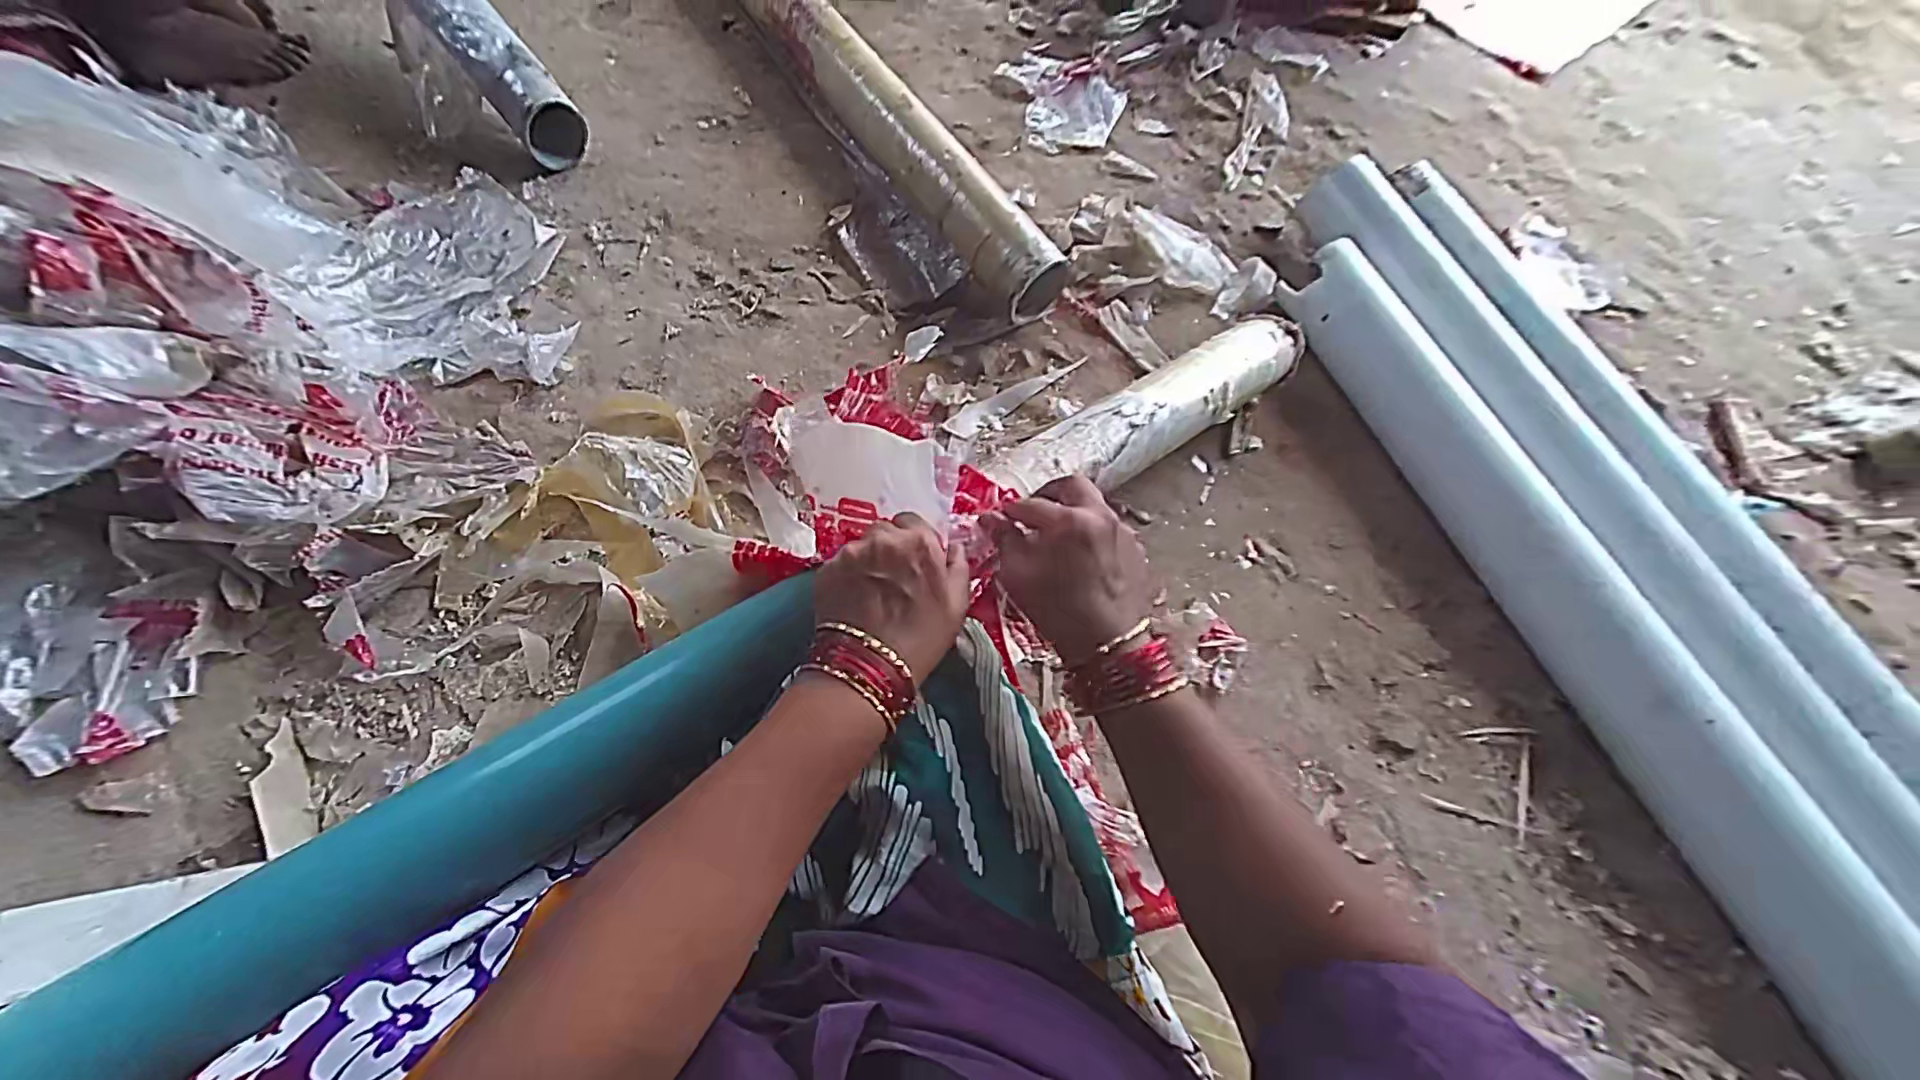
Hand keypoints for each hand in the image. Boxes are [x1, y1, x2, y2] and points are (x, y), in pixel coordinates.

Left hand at [812, 512, 971, 683]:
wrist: (870, 666)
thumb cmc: (922, 638)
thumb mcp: (957, 605)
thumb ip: (958, 567)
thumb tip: (953, 547)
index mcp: (919, 542)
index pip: (914, 522)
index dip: (914, 541)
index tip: (914, 561)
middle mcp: (883, 539)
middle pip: (885, 531)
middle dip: (889, 548)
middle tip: (893, 577)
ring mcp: (851, 553)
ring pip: (861, 546)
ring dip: (868, 560)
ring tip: (872, 591)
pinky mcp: (827, 569)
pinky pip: (840, 564)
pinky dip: (848, 575)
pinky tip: (854, 598)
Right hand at [984, 475, 1151, 665]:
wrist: (1109, 645)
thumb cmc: (1058, 613)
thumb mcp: (1019, 576)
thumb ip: (1005, 540)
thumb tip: (992, 520)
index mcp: (1068, 521)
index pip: (1030, 503)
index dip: (1009, 511)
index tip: (1000, 519)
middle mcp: (1099, 516)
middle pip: (1070, 486)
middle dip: (1047, 494)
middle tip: (1032, 513)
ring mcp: (1121, 530)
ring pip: (1092, 503)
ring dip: (1070, 510)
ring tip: (1055, 534)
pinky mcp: (1134, 546)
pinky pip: (1106, 526)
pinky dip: (1088, 530)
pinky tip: (1078, 553)